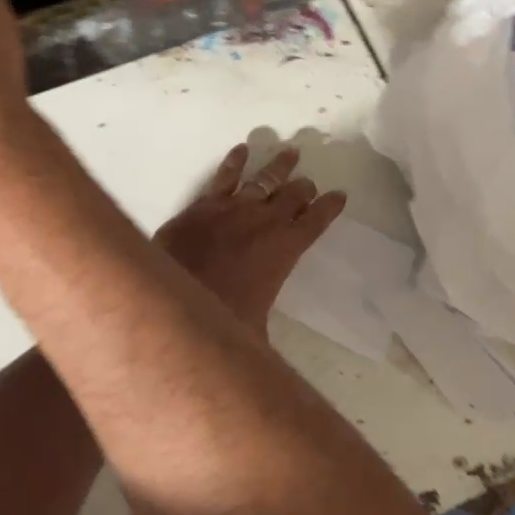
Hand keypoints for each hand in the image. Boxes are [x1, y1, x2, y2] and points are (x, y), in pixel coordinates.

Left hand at [155, 144, 347, 333]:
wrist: (174, 292)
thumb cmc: (221, 316)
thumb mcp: (254, 334)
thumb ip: (265, 337)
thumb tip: (272, 365)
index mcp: (284, 249)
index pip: (315, 222)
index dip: (329, 208)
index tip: (340, 195)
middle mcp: (263, 221)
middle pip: (291, 196)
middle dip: (303, 188)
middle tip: (309, 182)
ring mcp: (233, 208)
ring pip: (262, 179)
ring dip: (278, 166)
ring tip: (290, 152)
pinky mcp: (204, 204)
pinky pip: (223, 178)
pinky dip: (234, 162)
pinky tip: (241, 150)